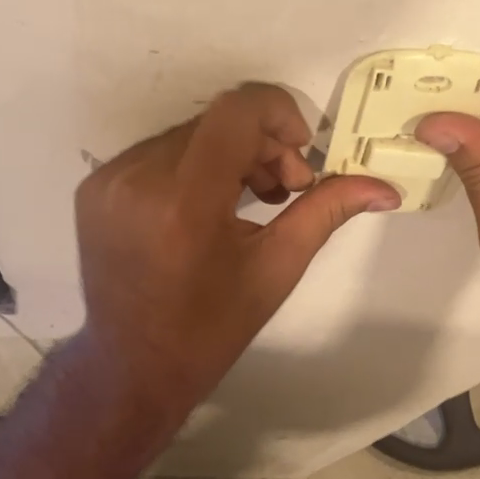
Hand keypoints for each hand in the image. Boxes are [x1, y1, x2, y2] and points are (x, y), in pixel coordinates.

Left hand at [74, 83, 399, 415]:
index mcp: (184, 203)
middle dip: (260, 144)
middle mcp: (138, 179)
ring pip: (187, 134)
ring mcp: (109, 181)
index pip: (236, 112)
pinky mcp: (94, 186)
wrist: (131, 366)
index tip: (301, 151)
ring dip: (226, 153)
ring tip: (250, 197)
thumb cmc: (211, 328)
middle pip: (215, 122)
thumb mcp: (276, 268)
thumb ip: (326, 211)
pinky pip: (157, 152)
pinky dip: (191, 165)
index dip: (279, 114)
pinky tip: (208, 204)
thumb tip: (385, 187)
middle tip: (286, 188)